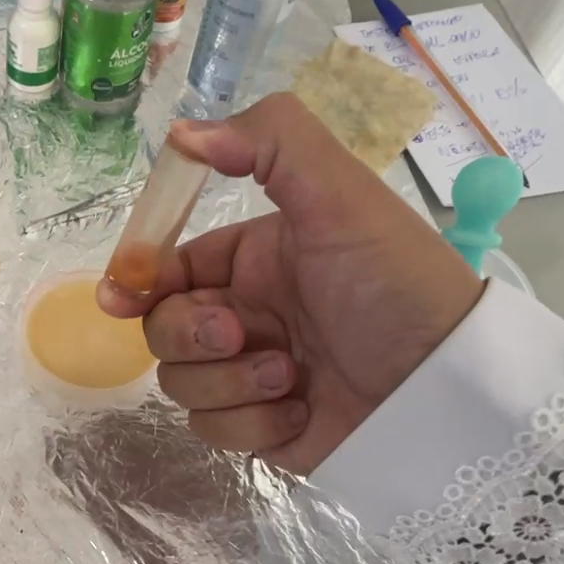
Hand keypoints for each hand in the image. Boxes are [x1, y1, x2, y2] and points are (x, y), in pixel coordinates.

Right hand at [99, 93, 484, 473]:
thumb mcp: (341, 196)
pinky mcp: (257, 428)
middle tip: (235, 336)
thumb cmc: (392, 283)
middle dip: (191, 335)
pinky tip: (301, 414)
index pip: (171, 267)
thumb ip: (270, 145)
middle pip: (163, 329)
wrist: (443, 387)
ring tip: (290, 377)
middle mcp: (244, 315)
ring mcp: (247, 375)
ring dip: (229, 383)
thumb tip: (181, 133)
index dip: (139, 278)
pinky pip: (211, 429)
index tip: (121, 293)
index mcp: (253, 261)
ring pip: (180, 383)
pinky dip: (251, 425)